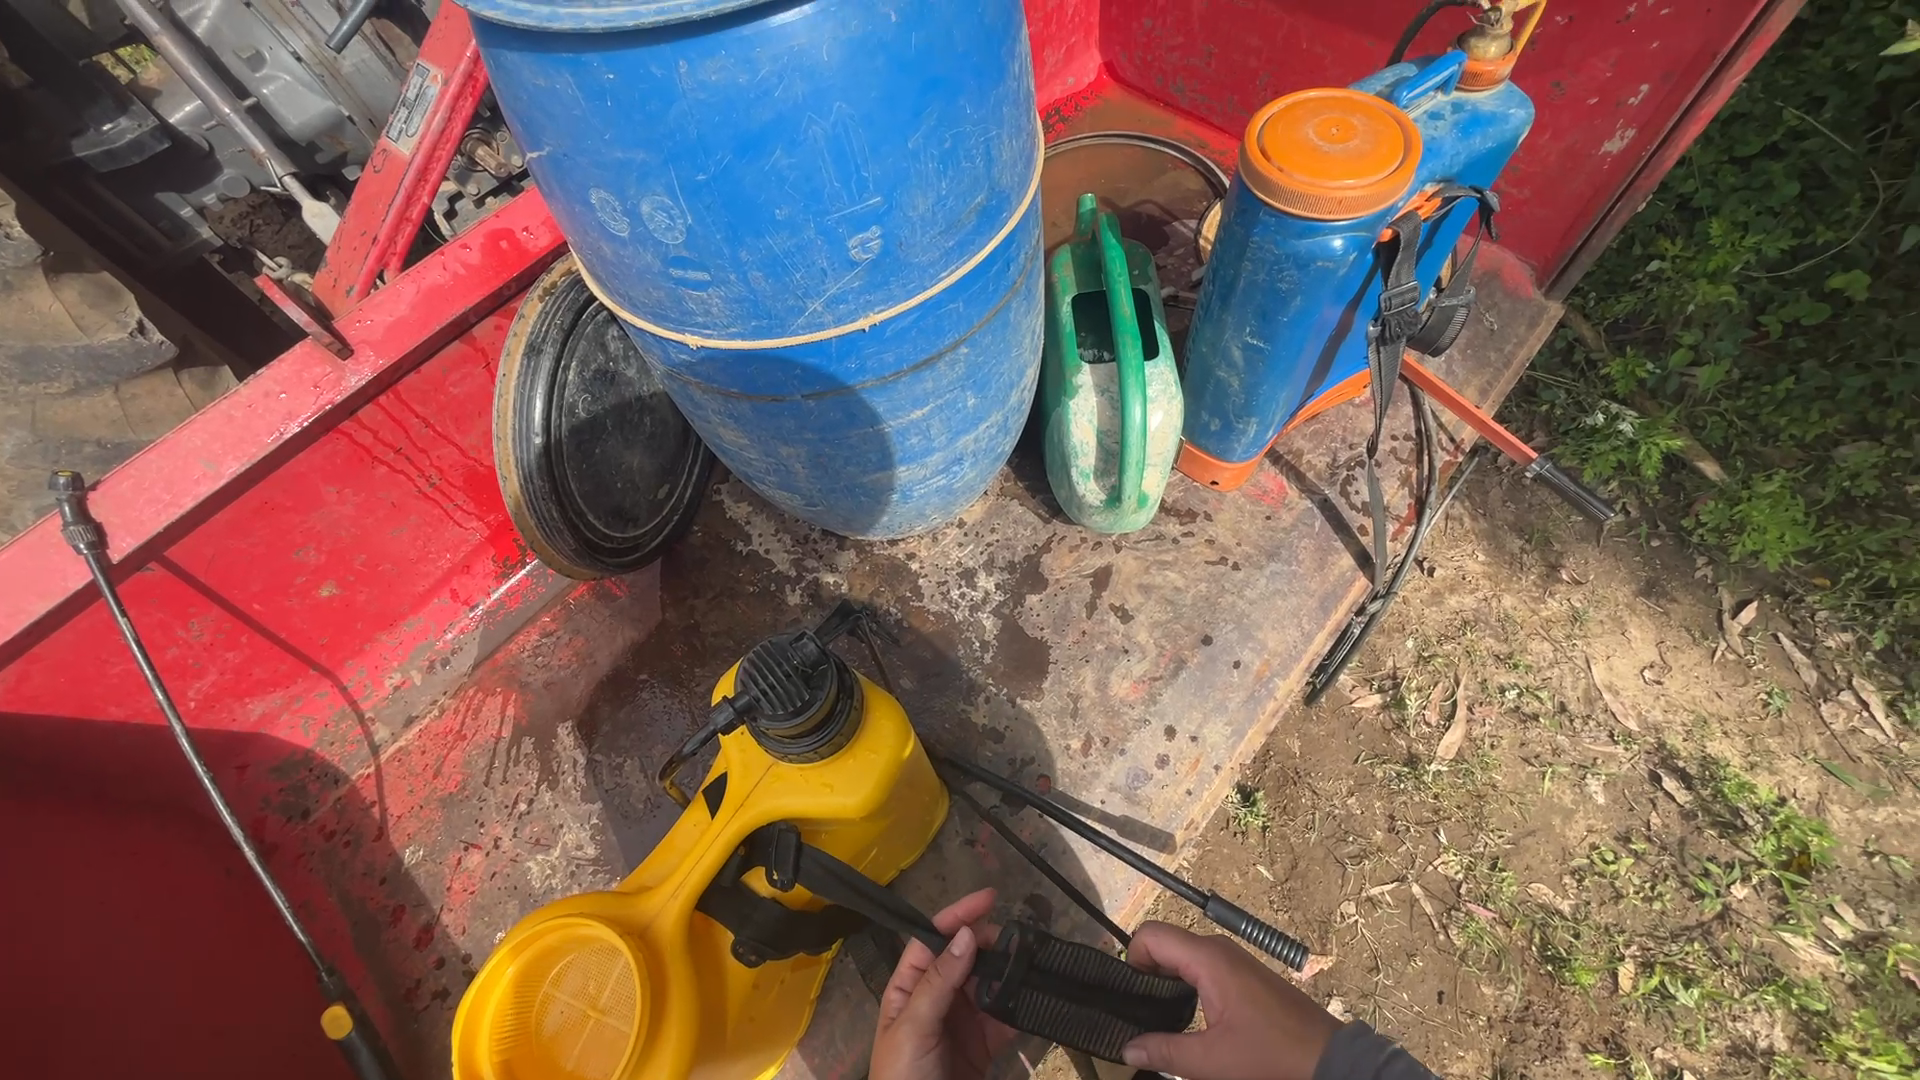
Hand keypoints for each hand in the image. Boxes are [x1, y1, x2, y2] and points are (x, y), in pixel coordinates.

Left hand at [870, 888, 1015, 1079]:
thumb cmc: (903, 1079)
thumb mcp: (913, 1029)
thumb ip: (939, 982)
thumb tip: (966, 933)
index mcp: (907, 988)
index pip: (932, 939)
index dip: (958, 916)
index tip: (989, 898)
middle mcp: (934, 998)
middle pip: (964, 957)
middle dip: (989, 942)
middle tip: (1017, 938)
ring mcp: (960, 1022)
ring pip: (987, 984)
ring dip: (1007, 971)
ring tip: (1031, 960)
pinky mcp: (982, 1046)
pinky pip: (1003, 1018)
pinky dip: (1019, 1006)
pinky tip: (1034, 995)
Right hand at [1121, 921, 1342, 1079]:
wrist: (1332, 1062)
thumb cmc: (1273, 1057)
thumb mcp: (1215, 1062)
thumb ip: (1166, 1051)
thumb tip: (1125, 1048)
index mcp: (1207, 958)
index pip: (1151, 935)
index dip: (1133, 961)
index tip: (1131, 999)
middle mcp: (1216, 948)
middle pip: (1164, 944)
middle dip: (1147, 974)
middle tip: (1142, 1016)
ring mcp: (1232, 959)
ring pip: (1182, 956)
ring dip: (1166, 982)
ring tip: (1163, 1021)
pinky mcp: (1242, 974)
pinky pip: (1200, 967)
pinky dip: (1186, 986)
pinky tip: (1191, 1020)